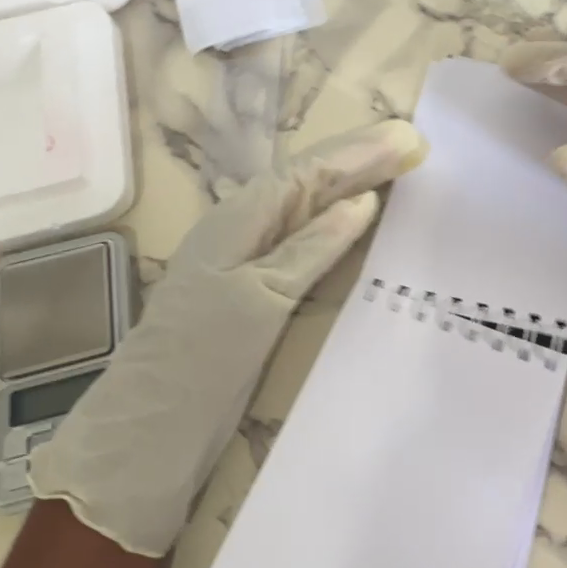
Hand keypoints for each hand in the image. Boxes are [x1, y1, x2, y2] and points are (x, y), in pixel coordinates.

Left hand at [29, 120, 428, 555]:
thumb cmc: (203, 358)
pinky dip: (338, 224)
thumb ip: (311, 246)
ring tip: (396, 169)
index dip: (358, 152)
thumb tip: (363, 200)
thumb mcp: (261, 297)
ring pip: (307, 207)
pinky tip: (359, 224)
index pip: (309, 172)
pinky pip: (307, 240)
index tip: (409, 138)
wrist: (153, 429)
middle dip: (359, 159)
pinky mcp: (258, 290)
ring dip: (351, 185)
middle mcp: (245, 229)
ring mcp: (250, 260)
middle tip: (414, 143)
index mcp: (240, 220)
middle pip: (308, 181)